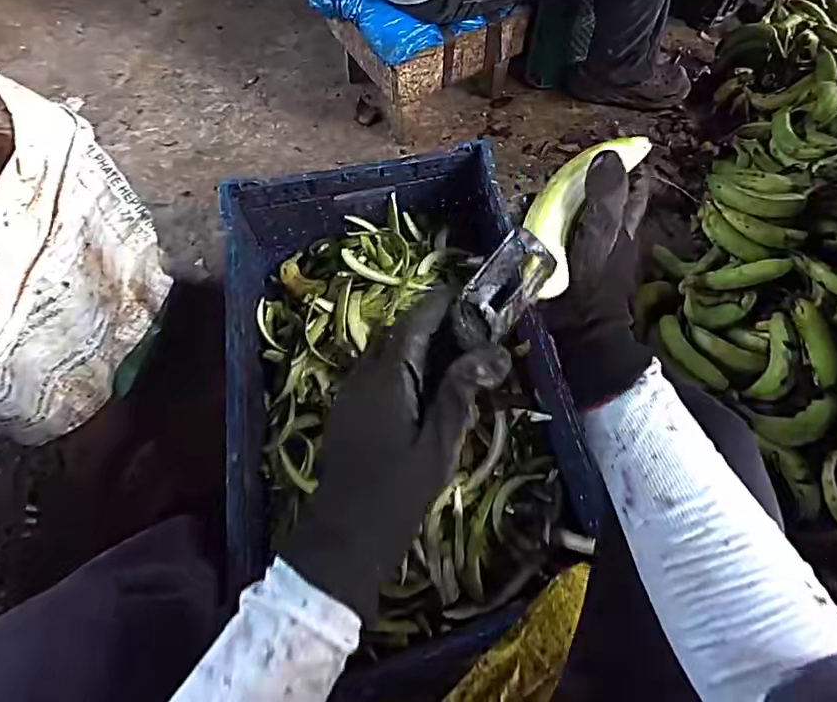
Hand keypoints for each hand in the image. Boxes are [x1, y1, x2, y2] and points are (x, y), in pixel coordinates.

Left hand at [275, 287, 510, 621]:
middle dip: (435, 321)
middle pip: (400, 330)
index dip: (442, 303)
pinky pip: (379, 368)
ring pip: (388, 348)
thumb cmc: (395, 495)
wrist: (342, 540)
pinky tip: (429, 384)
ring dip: (420, 341)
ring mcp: (352, 390)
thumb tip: (494, 350)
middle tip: (474, 328)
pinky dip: (406, 362)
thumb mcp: (438, 446)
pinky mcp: (350, 407)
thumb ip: (460, 392)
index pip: (415, 322)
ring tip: (458, 353)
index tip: (472, 296)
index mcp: (387, 379)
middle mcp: (364, 375)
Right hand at [542, 150, 651, 407]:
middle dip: (596, 176)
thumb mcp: (602, 232)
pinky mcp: (572, 262)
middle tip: (577, 163)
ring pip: (584, 211)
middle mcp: (611, 232)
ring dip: (570, 197)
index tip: (617, 142)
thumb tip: (607, 154)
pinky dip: (552, 219)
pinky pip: (562, 230)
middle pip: (608, 194)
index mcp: (623, 221)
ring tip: (552, 188)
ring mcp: (592, 248)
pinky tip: (536, 219)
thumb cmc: (593, 281)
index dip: (628, 161)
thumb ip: (606, 194)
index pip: (634, 183)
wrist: (578, 332)